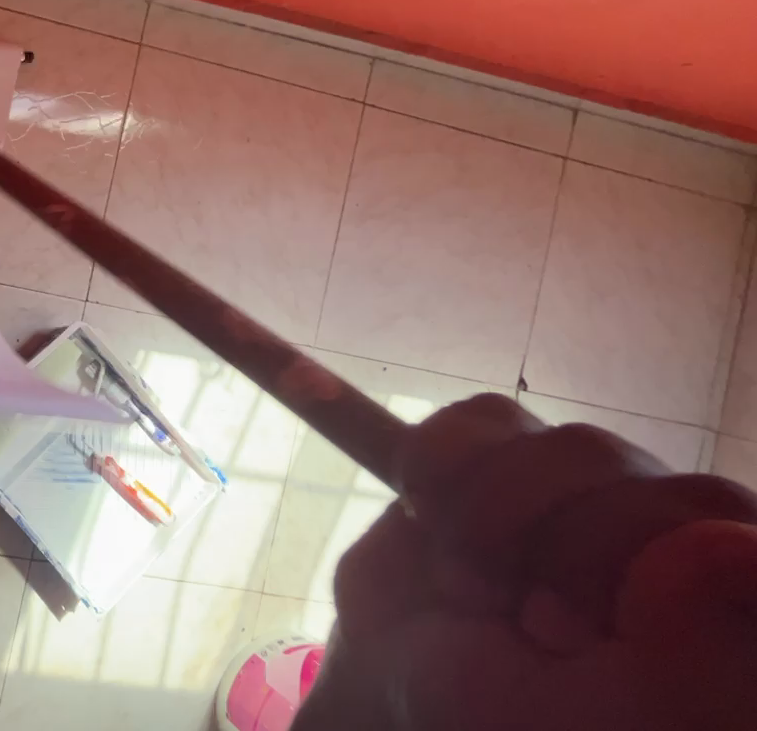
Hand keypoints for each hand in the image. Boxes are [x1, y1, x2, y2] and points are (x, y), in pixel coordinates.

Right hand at [299, 394, 756, 730]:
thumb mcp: (614, 713)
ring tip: (468, 585)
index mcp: (730, 608)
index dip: (636, 556)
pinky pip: (479, 417)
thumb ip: (698, 653)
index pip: (724, 523)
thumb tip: (739, 546)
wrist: (396, 676)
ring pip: (563, 444)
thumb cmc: (512, 721)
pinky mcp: (501, 453)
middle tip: (526, 621)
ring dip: (482, 517)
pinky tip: (428, 517)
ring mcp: (591, 490)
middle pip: (642, 480)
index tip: (569, 632)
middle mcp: (681, 541)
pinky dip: (436, 465)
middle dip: (553, 547)